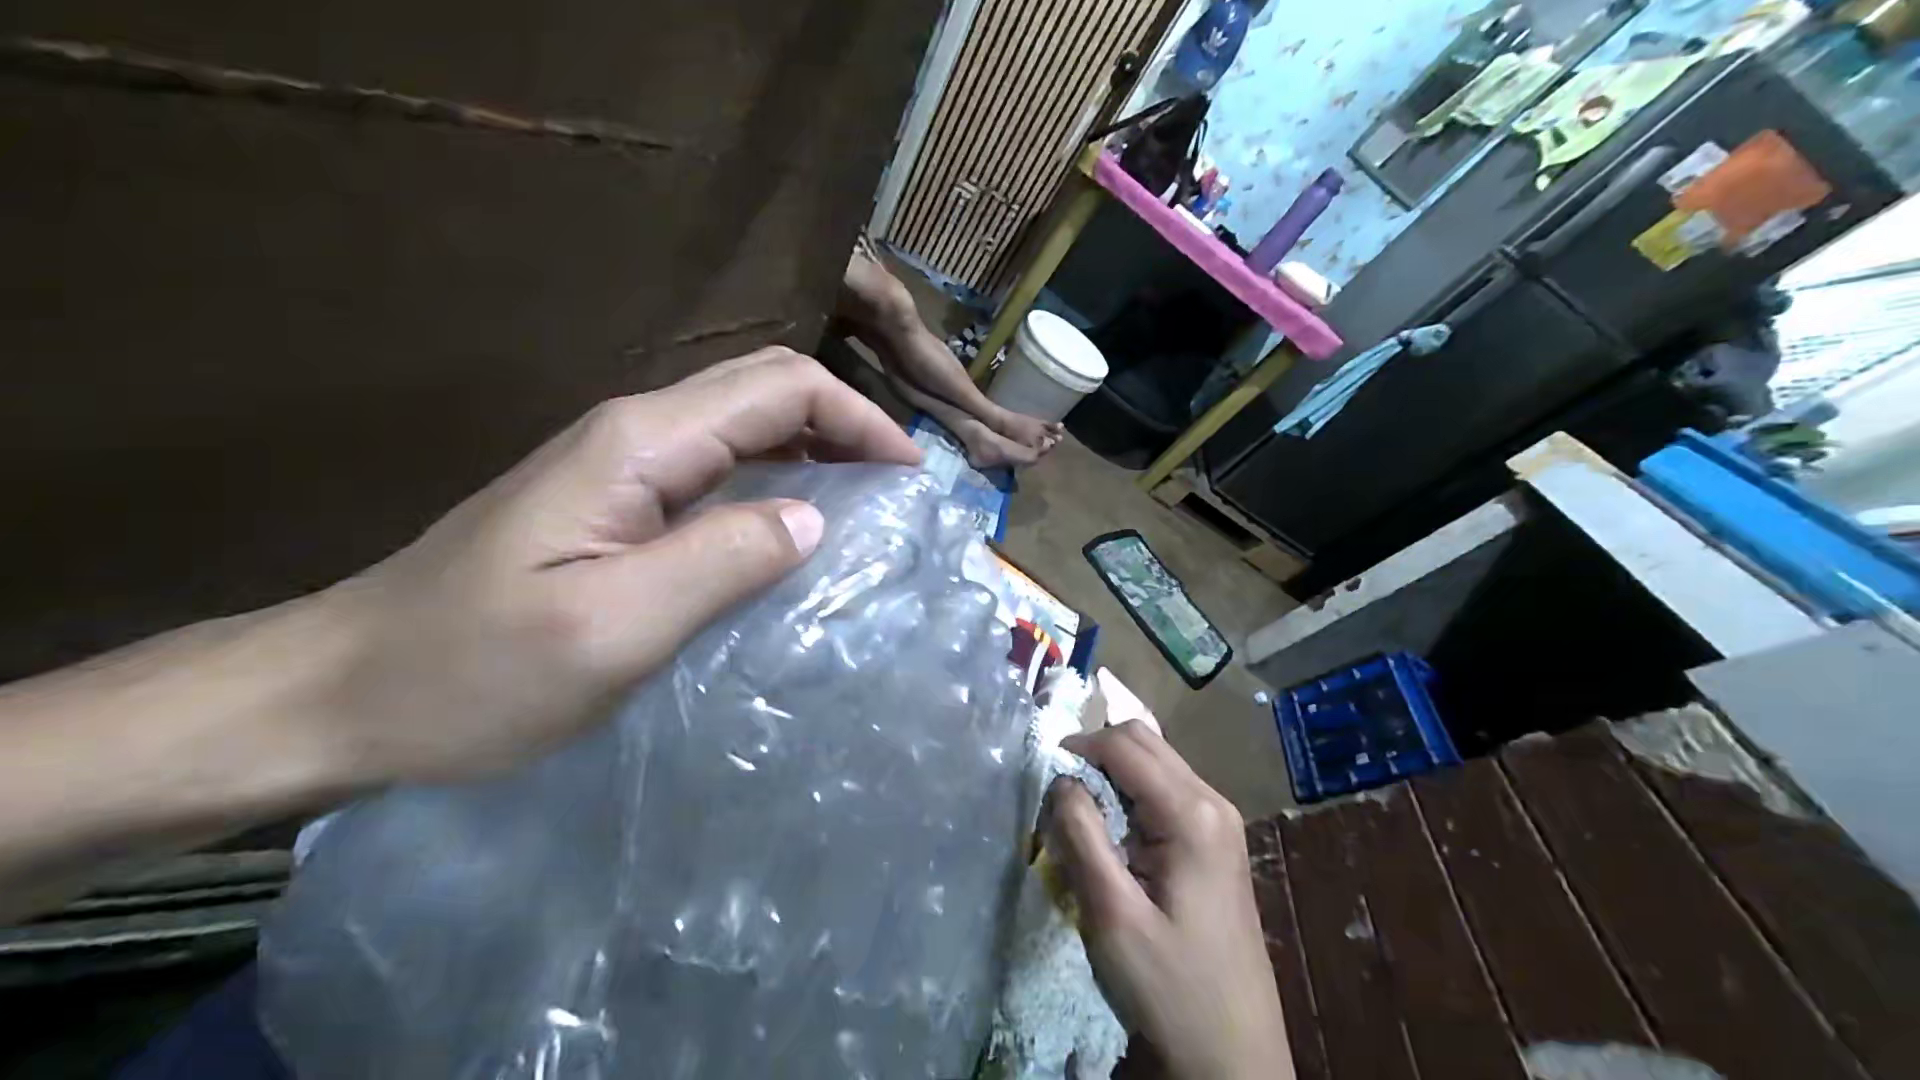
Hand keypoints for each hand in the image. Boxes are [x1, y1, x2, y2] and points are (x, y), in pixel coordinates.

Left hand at [306, 347, 921, 784]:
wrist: (343, 691)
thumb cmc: (472, 672)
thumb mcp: (611, 628)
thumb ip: (722, 562)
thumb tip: (814, 520)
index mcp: (642, 445)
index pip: (781, 391)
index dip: (859, 419)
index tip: (910, 475)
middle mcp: (636, 432)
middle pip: (767, 389)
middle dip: (848, 423)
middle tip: (899, 485)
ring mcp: (621, 464)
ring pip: (746, 423)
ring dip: (817, 448)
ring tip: (868, 501)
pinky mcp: (614, 500)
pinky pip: (719, 466)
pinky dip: (778, 478)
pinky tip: (796, 525)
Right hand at [1045, 721, 1292, 1079]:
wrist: (1234, 1051)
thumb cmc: (1170, 986)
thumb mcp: (1112, 914)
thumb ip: (1082, 835)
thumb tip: (1061, 779)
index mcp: (1192, 814)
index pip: (1125, 746)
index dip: (1079, 747)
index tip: (1045, 774)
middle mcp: (1212, 801)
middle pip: (1144, 741)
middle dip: (1097, 751)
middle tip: (1063, 792)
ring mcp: (1220, 819)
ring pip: (1155, 760)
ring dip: (1113, 770)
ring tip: (1084, 812)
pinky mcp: (1216, 838)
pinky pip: (1166, 788)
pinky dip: (1132, 790)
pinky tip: (1116, 830)